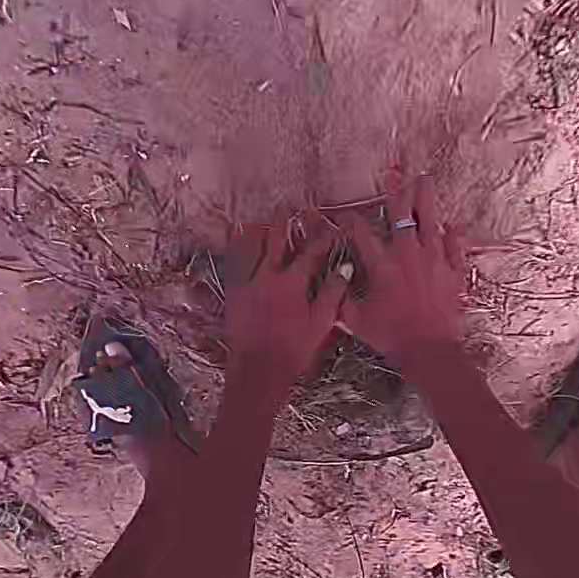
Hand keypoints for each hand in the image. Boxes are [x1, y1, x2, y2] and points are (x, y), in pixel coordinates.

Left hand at [223, 210, 349, 390]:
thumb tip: (344, 269)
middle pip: (276, 242)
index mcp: (292, 283)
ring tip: (258, 221)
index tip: (330, 229)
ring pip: (251, 250)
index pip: (311, 253)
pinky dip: (238, 253)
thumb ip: (332, 293)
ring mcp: (247, 284)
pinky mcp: (234, 295)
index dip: (322, 239)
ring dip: (257, 233)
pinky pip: (235, 266)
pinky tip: (238, 247)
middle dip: (284, 223)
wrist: (258, 370)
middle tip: (286, 207)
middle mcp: (267, 277)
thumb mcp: (320, 323)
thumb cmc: (293, 350)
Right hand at [339, 172, 466, 361]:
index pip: (361, 234)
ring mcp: (434, 261)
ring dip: (426, 199)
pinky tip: (452, 226)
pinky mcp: (453, 272)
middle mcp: (408, 255)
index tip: (346, 218)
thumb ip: (343, 300)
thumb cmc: (392, 336)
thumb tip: (334, 286)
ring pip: (430, 222)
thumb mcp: (357, 321)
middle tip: (393, 174)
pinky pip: (455, 247)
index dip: (351, 222)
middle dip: (395, 192)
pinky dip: (453, 236)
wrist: (430, 350)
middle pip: (401, 214)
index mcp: (382, 265)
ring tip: (425, 180)